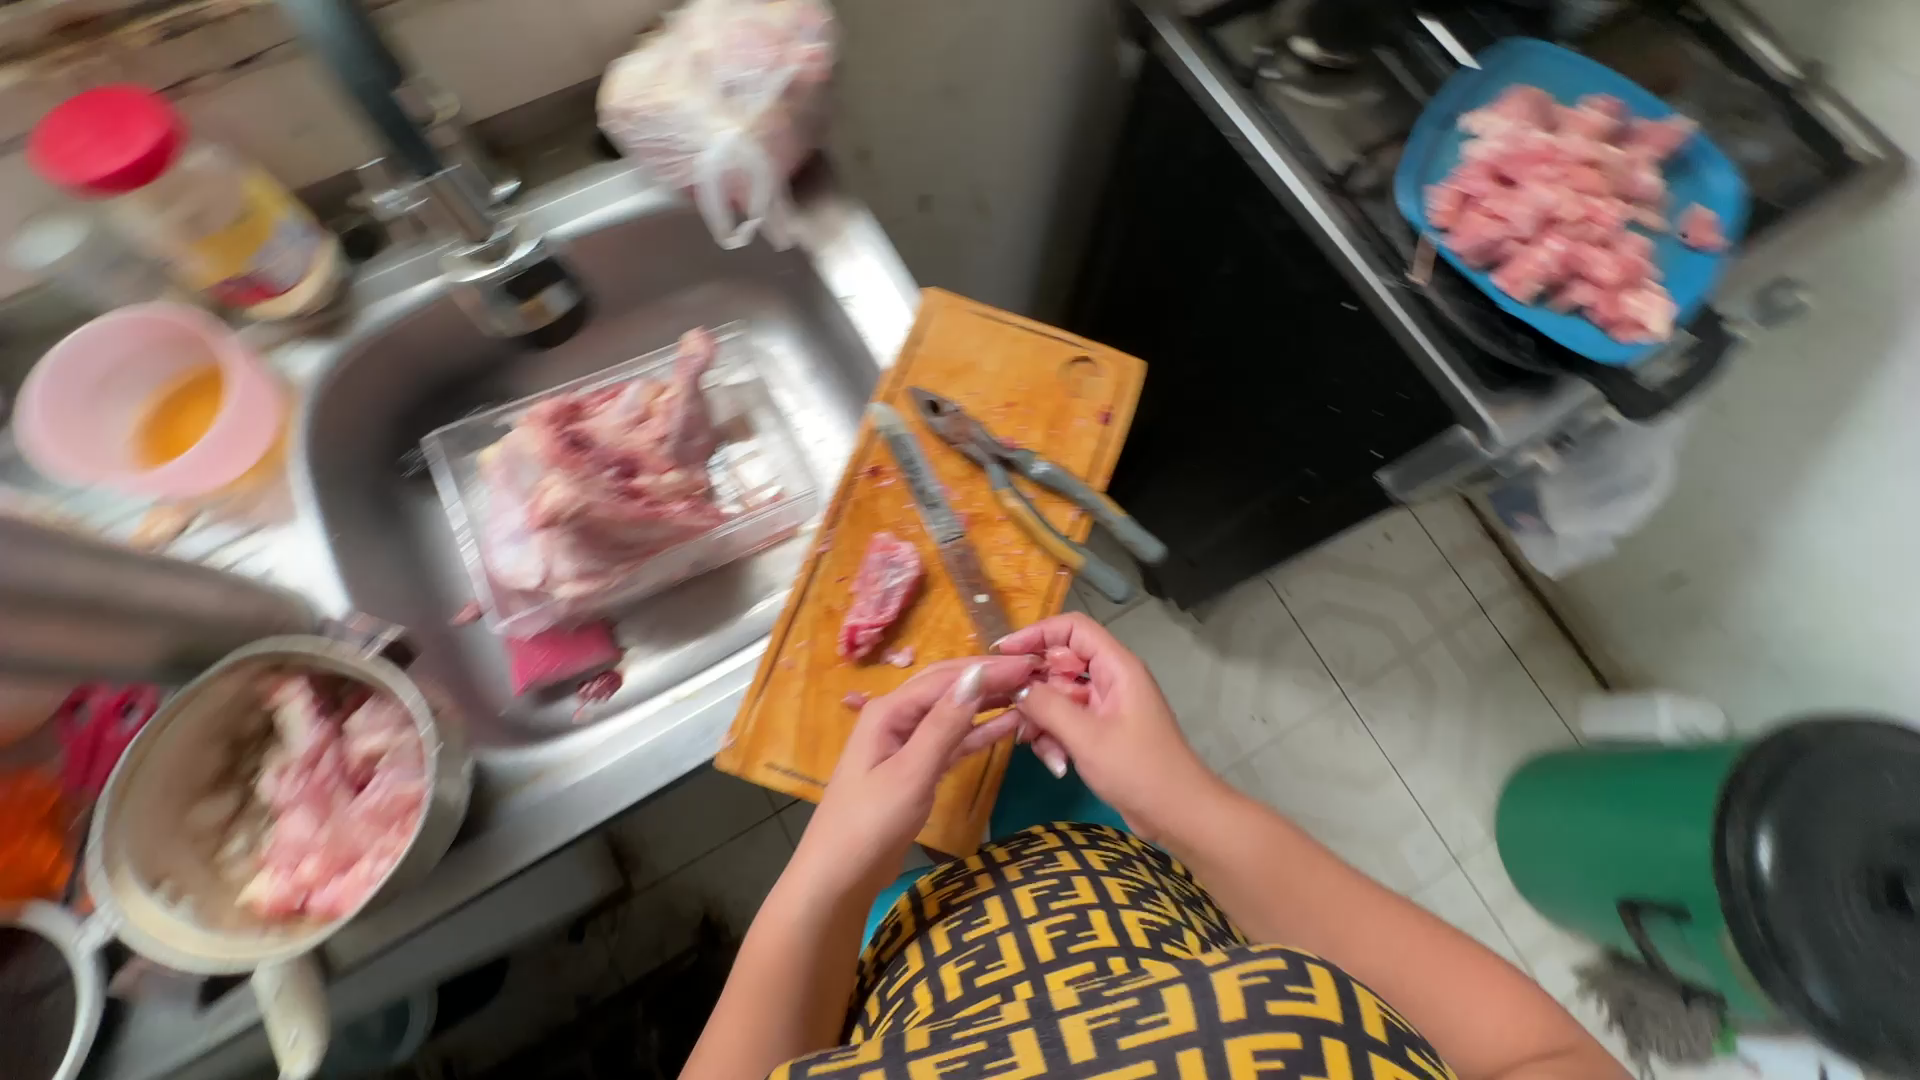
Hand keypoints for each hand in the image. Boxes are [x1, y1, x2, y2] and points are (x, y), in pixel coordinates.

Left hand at [791, 655, 1040, 895]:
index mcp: (890, 710)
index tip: (1030, 665)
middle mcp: (898, 717)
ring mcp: (908, 742)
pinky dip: (980, 731)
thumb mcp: (911, 773)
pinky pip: (954, 740)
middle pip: (950, 686)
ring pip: (954, 711)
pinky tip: (1010, 724)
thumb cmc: (870, 823)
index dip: (989, 669)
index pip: (947, 678)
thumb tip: (976, 675)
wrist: (840, 876)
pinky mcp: (919, 767)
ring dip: (988, 701)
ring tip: (1029, 693)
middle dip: (990, 677)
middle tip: (1035, 674)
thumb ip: (944, 724)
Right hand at [995, 613, 1224, 841]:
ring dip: (1043, 720)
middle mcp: (1111, 678)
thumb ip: (1047, 705)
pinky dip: (1056, 737)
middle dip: (1035, 689)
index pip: (1072, 628)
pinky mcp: (1101, 730)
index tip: (1003, 653)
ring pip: (1059, 695)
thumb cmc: (1138, 770)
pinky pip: (1067, 720)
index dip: (1037, 633)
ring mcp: (1106, 705)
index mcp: (1116, 667)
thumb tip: (1015, 686)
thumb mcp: (1086, 737)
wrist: (1179, 816)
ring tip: (1036, 746)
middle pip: (1060, 663)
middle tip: (1011, 713)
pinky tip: (1056, 763)